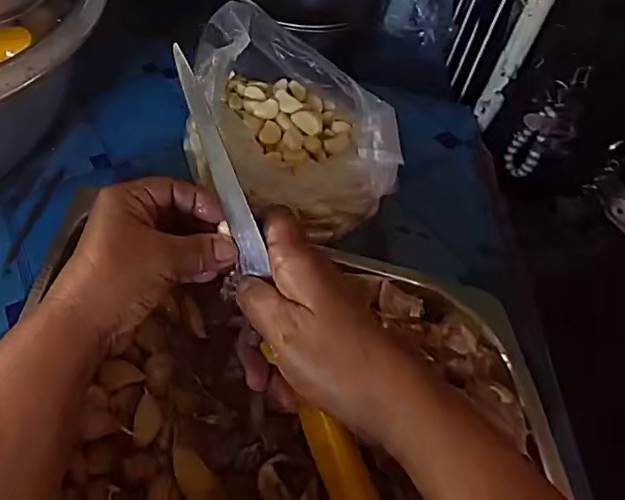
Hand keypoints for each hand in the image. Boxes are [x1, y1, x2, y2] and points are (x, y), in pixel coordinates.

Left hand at [43, 177, 236, 356]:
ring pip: (173, 238)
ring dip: (199, 248)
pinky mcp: (136, 270)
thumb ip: (199, 250)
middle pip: (174, 212)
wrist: (82, 326)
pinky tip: (210, 273)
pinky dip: (188, 264)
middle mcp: (129, 215)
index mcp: (128, 198)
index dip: (200, 201)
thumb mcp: (162, 257)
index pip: (172, 188)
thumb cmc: (119, 276)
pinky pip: (168, 259)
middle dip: (202, 228)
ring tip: (226, 260)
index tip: (226, 220)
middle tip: (231, 242)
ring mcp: (132, 243)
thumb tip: (232, 249)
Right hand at [233, 210, 438, 450]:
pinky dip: (288, 365)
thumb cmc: (336, 360)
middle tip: (248, 359)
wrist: (399, 405)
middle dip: (249, 317)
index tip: (225, 264)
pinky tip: (289, 397)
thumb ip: (252, 296)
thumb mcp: (281, 328)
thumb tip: (240, 277)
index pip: (270, 218)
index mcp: (296, 260)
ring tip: (268, 389)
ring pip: (277, 312)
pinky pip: (297, 337)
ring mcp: (321, 303)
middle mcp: (309, 273)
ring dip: (265, 352)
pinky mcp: (331, 332)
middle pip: (265, 275)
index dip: (244, 231)